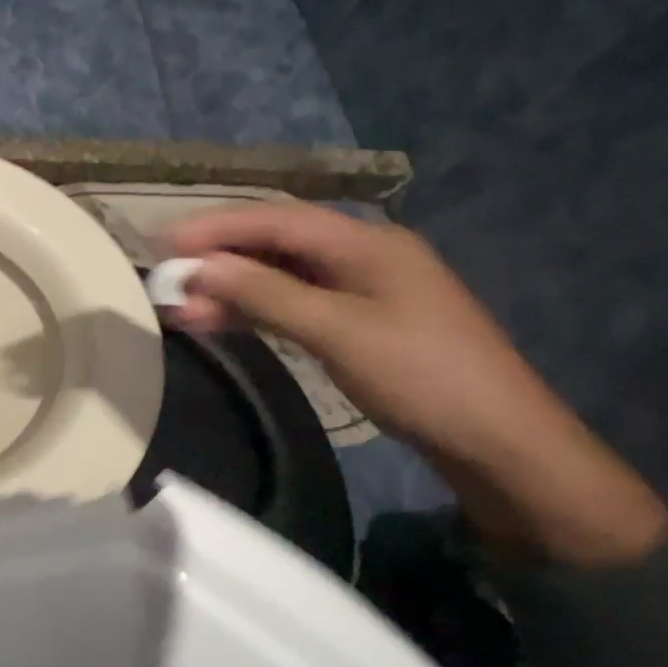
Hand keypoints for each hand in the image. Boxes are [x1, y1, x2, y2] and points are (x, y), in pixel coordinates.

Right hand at [164, 203, 667, 565]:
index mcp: (367, 242)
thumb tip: (199, 267)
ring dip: (231, 288)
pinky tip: (220, 321)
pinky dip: (256, 310)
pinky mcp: (360, 323)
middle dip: (218, 258)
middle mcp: (363, 255)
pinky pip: (295, 303)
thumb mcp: (338, 332)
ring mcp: (363, 290)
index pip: (275, 218)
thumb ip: (265, 294)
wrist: (504, 448)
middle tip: (166, 277)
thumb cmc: (423, 377)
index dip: (215, 226)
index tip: (163, 242)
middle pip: (275, 243)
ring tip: (180, 308)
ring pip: (280, 275)